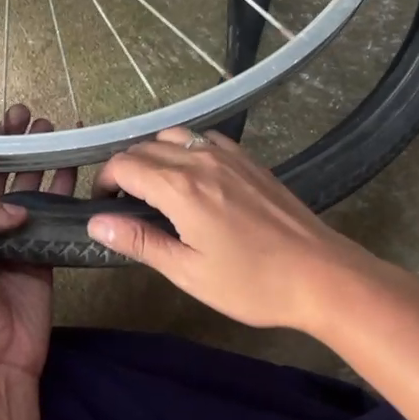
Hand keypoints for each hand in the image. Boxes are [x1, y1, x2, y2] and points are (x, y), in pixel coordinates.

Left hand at [0, 105, 76, 378]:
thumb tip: (15, 203)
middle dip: (3, 140)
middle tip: (19, 112)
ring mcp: (10, 235)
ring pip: (24, 184)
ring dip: (35, 156)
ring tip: (48, 126)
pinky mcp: (40, 249)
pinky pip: (52, 210)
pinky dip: (63, 185)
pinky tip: (72, 163)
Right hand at [86, 126, 381, 333]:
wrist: (323, 276)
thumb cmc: (253, 283)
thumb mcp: (189, 272)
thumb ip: (139, 241)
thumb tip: (95, 222)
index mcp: (179, 188)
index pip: (122, 165)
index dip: (103, 182)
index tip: (104, 207)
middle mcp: (198, 159)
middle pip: (142, 147)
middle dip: (124, 170)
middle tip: (126, 205)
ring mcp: (225, 154)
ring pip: (171, 136)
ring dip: (152, 155)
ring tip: (156, 188)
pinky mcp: (247, 158)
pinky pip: (202, 137)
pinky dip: (184, 148)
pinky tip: (193, 177)